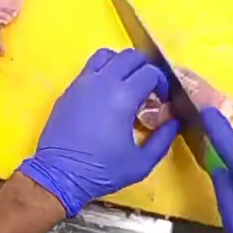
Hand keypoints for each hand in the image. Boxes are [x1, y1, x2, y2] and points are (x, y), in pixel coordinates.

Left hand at [17, 48, 180, 216]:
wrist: (59, 176)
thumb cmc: (101, 172)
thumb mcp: (141, 164)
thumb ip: (163, 140)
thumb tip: (173, 122)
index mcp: (123, 96)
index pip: (150, 72)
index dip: (161, 84)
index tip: (160, 101)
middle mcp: (103, 82)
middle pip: (130, 56)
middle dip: (144, 69)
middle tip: (146, 90)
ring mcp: (82, 84)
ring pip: (106, 55)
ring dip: (120, 64)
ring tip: (124, 85)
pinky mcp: (67, 92)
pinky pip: (88, 70)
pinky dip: (101, 73)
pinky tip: (103, 96)